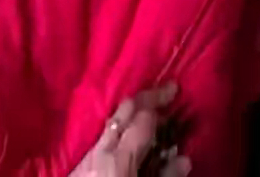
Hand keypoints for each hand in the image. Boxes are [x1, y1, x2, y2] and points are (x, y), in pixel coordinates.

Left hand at [70, 84, 190, 176]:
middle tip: (164, 94)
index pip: (143, 118)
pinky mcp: (75, 171)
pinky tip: (125, 141)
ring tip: (148, 115)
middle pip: (124, 111)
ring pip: (110, 123)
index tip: (175, 91)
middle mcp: (101, 151)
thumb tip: (183, 160)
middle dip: (145, 98)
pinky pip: (100, 141)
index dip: (160, 101)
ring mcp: (85, 160)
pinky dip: (116, 133)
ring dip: (130, 115)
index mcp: (120, 158)